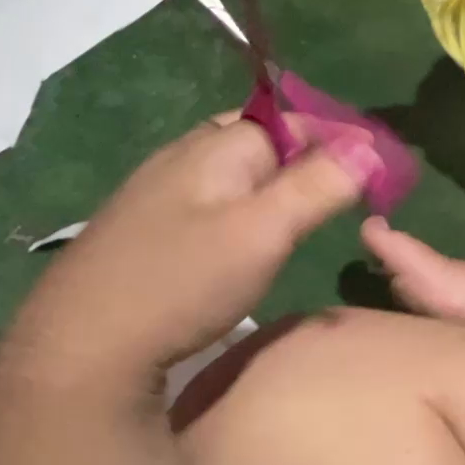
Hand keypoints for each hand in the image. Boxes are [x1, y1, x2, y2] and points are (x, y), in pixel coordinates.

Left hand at [0, 115, 380, 396]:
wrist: (83, 345)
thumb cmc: (185, 282)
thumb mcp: (265, 231)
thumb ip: (318, 185)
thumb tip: (370, 147)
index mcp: (214, 150)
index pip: (288, 120)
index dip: (337, 133)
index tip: (381, 160)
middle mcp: (183, 158)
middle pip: (257, 135)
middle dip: (307, 147)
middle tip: (350, 178)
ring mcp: (159, 192)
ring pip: (233, 164)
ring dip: (279, 172)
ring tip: (315, 200)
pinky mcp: (149, 226)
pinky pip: (214, 192)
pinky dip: (250, 195)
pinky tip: (256, 228)